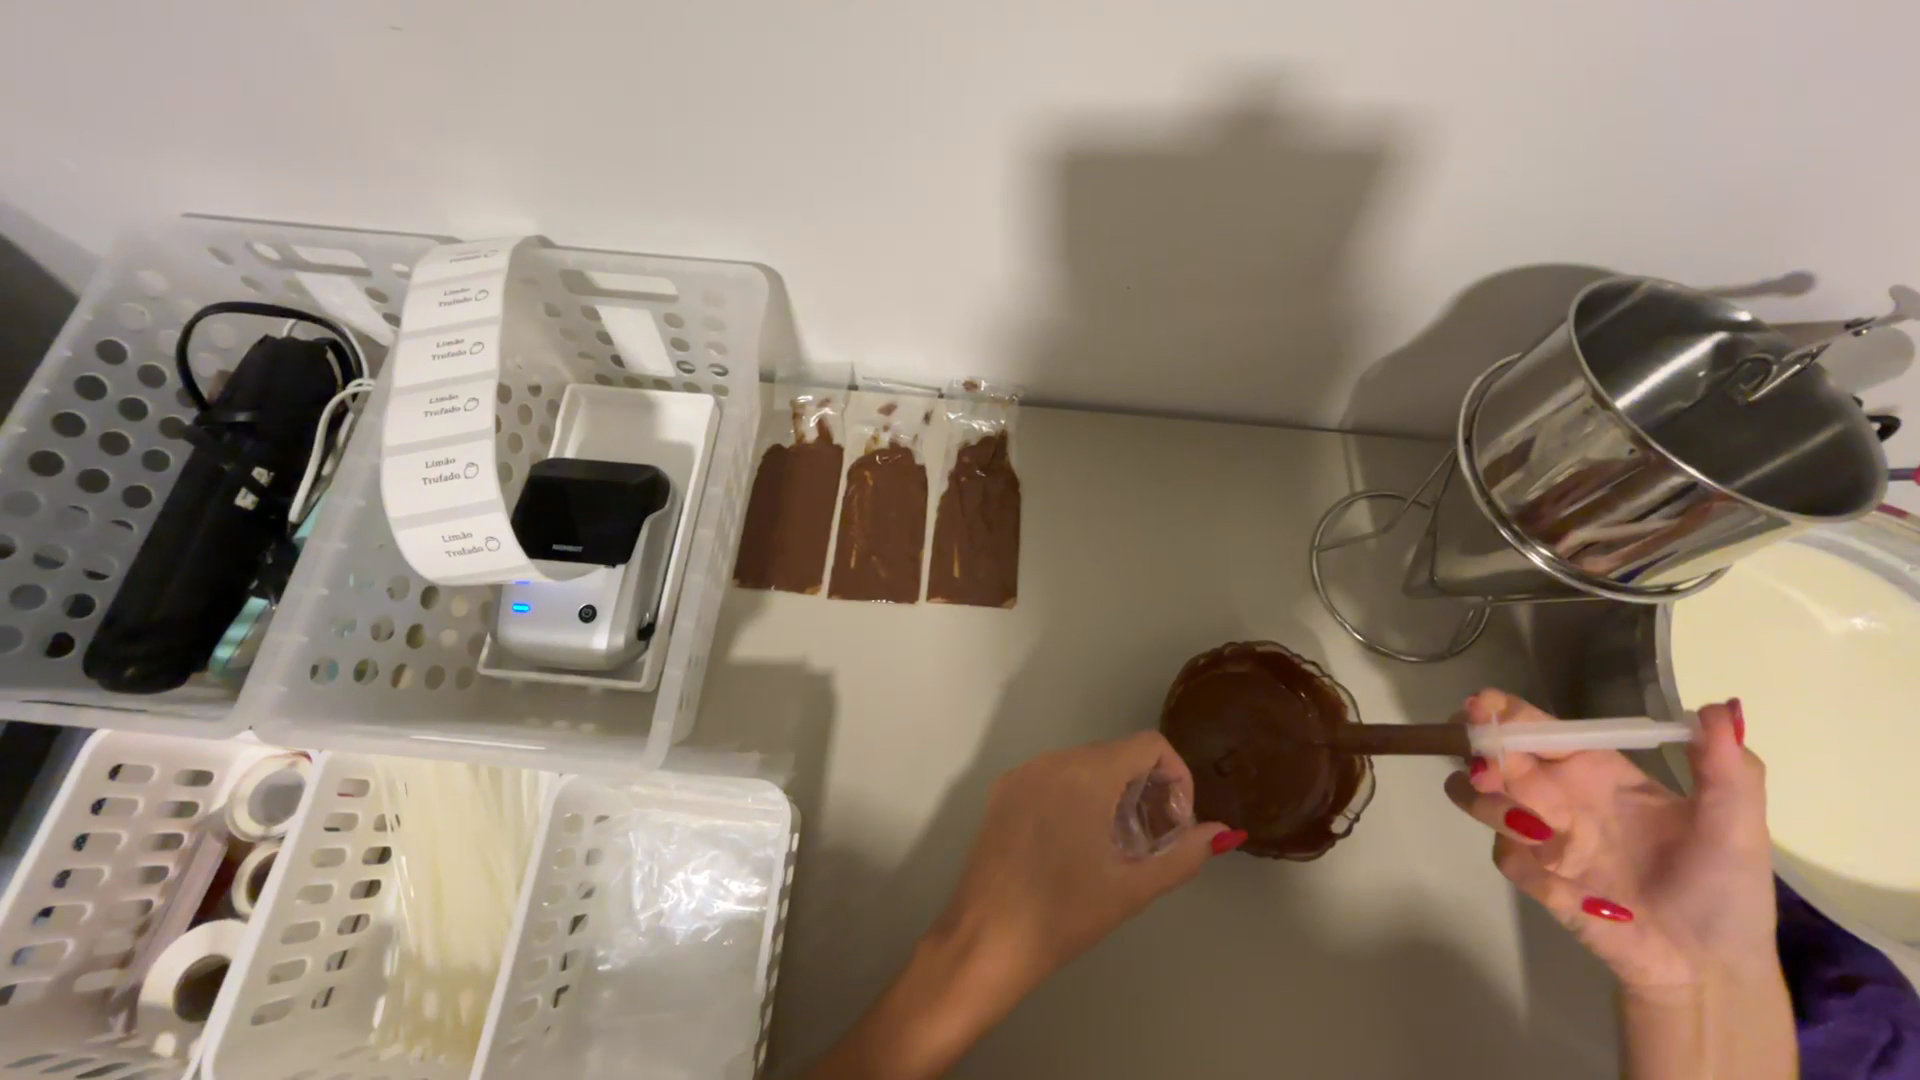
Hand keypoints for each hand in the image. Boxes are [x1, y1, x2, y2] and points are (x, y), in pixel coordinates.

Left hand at [808, 733, 1237, 1079]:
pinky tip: (1077, 846)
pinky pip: (1052, 779)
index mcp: (1085, 773)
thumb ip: (1183, 855)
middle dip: (1146, 790)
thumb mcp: (1132, 887)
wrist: (984, 940)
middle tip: (1152, 843)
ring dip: (1112, 795)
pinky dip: (1077, 797)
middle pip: (1116, 754)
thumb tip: (1222, 833)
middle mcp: (1051, 760)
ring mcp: (1021, 775)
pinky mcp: (1001, 794)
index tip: (1177, 824)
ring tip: (1116, 849)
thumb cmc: (1064, 914)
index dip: (1176, 778)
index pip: (1149, 744)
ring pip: (1084, 765)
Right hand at [1443, 689, 1775, 990]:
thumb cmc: (1723, 891)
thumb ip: (1727, 768)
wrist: (1709, 968)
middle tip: (1488, 768)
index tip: (1483, 706)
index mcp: (1595, 770)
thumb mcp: (1738, 827)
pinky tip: (1572, 890)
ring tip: (1527, 826)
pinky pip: (1505, 854)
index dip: (1505, 712)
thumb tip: (1720, 708)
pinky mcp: (1531, 874)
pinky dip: (1530, 866)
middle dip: (1477, 751)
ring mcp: (1537, 833)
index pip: (1538, 727)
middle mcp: (1556, 793)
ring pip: (1474, 795)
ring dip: (1484, 802)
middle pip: (1490, 753)